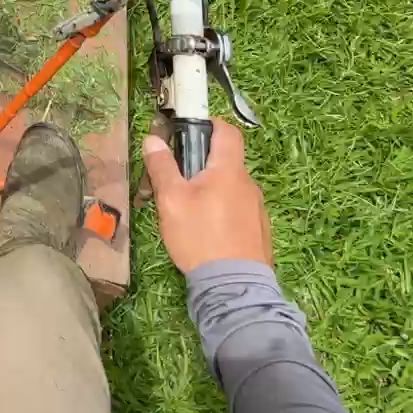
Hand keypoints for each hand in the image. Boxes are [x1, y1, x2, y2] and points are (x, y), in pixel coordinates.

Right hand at [141, 119, 273, 271]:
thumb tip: (154, 139)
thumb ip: (162, 167)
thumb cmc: (200, 237)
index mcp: (228, 171)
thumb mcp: (171, 199)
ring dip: (208, 188)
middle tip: (173, 178)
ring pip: (229, 186)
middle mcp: (248, 185)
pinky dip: (220, 208)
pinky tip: (204, 229)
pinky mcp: (258, 231)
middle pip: (224, 160)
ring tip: (185, 209)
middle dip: (199, 162)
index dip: (209, 123)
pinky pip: (236, 208)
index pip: (227, 131)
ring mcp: (256, 210)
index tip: (187, 130)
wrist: (235, 290)